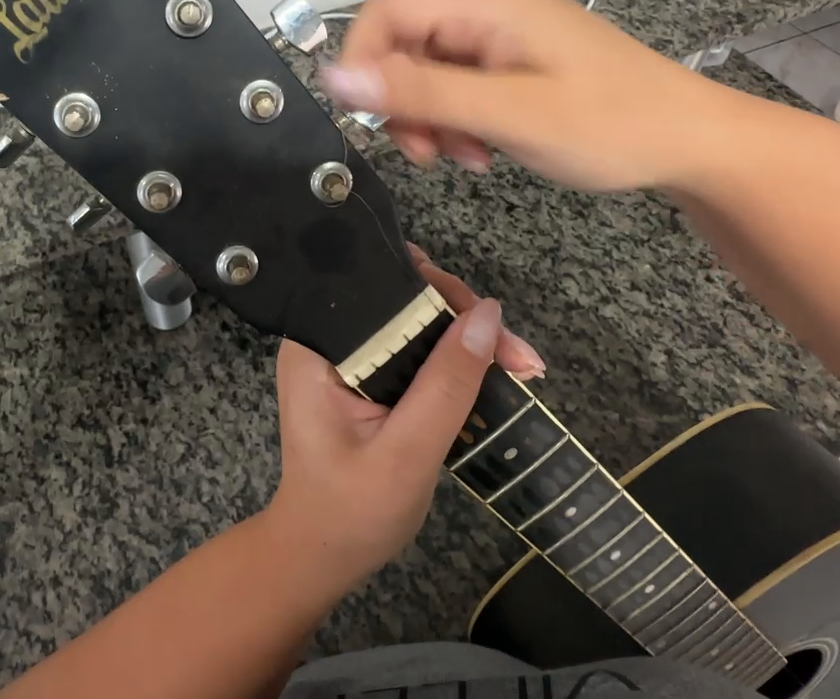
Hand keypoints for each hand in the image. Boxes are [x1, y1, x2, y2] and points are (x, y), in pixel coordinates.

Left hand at [263, 254, 543, 585]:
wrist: (322, 553)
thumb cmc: (353, 512)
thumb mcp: (406, 453)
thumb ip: (445, 385)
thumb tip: (489, 314)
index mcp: (317, 344)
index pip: (381, 286)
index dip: (439, 291)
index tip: (487, 321)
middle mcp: (328, 337)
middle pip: (404, 299)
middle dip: (465, 318)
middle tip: (519, 356)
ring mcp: (348, 355)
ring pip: (417, 323)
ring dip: (469, 339)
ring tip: (522, 365)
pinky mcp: (367, 375)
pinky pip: (416, 350)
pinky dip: (456, 359)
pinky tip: (496, 372)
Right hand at [318, 0, 736, 192]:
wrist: (691, 141)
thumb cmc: (610, 125)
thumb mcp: (509, 115)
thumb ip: (422, 94)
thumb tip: (335, 78)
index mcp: (487, 3)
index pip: (388, 6)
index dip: (362, 57)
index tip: (368, 117)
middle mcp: (489, 7)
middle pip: (404, 39)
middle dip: (400, 98)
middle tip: (423, 151)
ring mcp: (503, 34)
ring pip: (428, 67)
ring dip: (429, 115)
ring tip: (461, 157)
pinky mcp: (515, 60)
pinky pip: (459, 82)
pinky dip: (456, 118)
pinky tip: (481, 150)